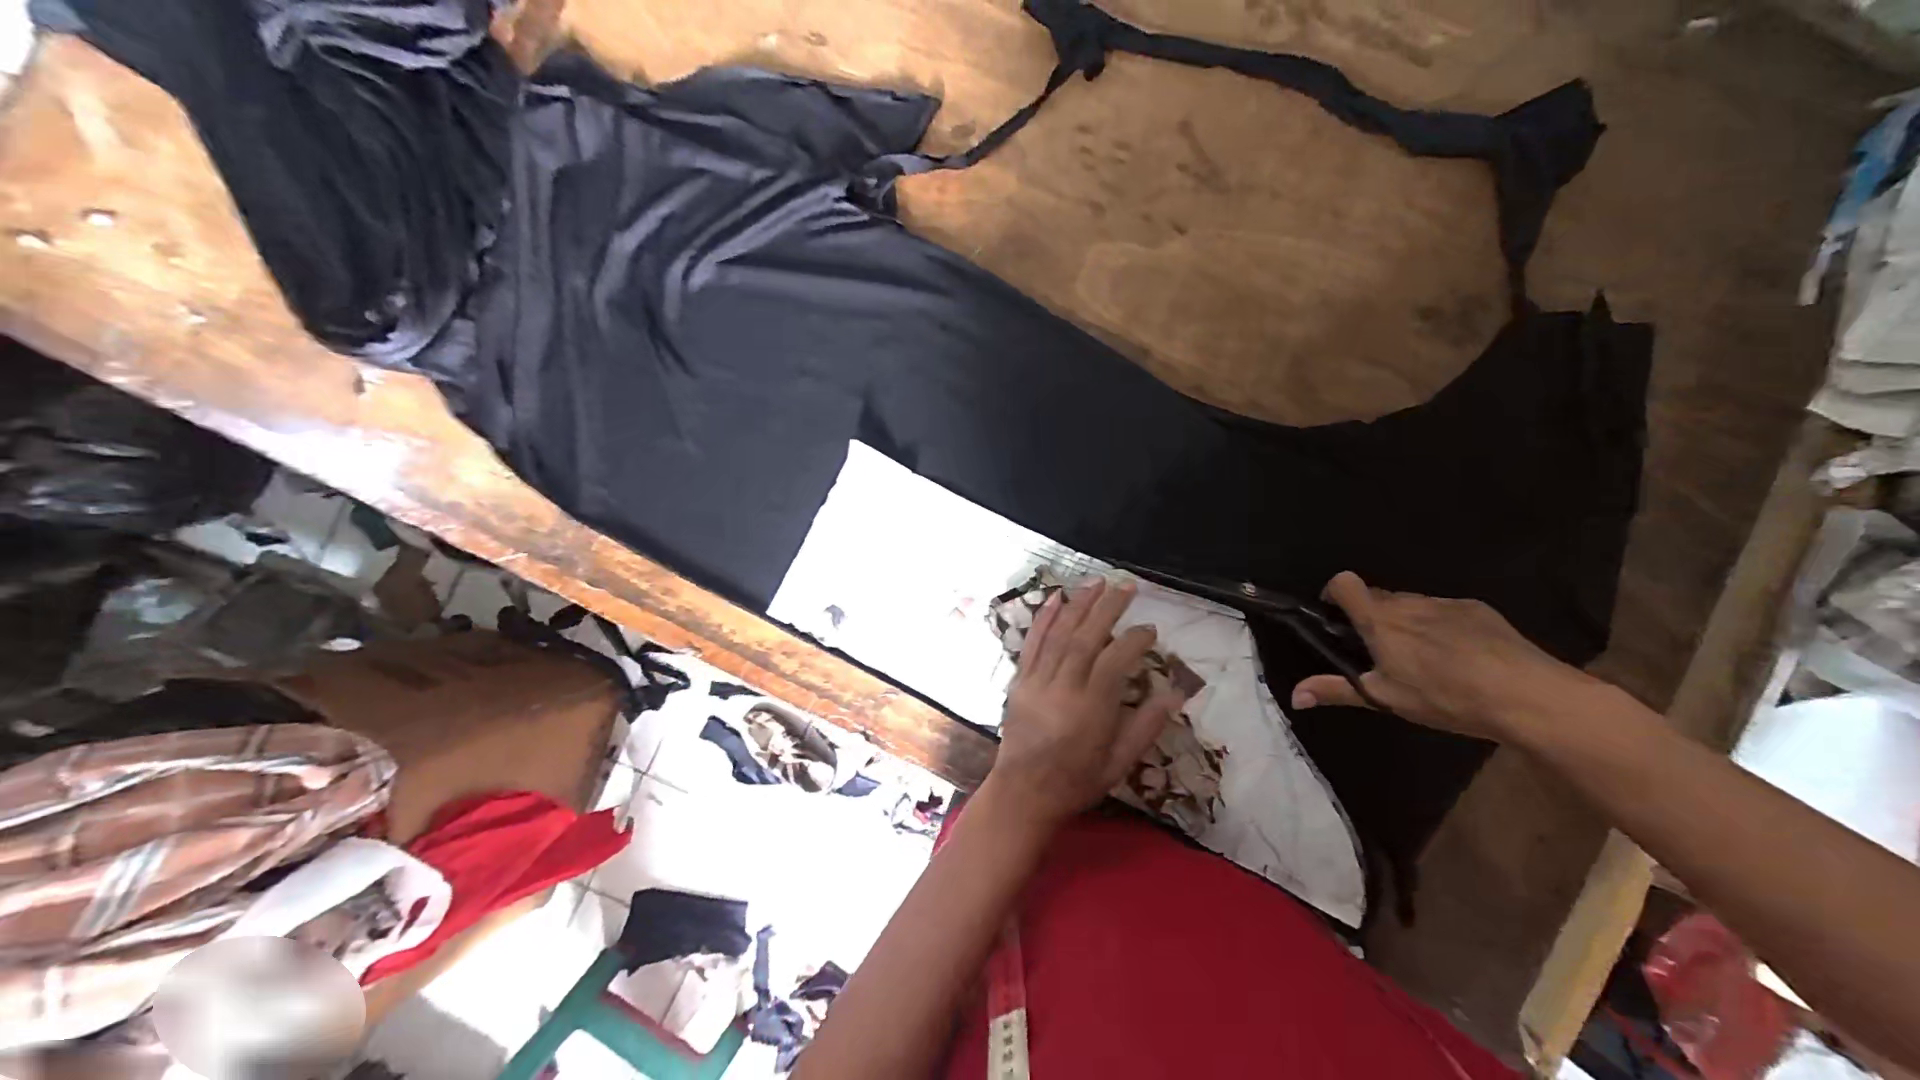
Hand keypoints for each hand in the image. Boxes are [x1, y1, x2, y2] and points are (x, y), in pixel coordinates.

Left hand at [983, 578, 1187, 828]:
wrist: (1022, 793)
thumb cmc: (1076, 782)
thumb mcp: (1119, 763)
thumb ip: (1145, 726)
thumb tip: (1175, 693)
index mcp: (1090, 710)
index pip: (1114, 661)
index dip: (1134, 640)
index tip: (1150, 629)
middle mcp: (1061, 688)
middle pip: (1085, 637)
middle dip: (1107, 607)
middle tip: (1127, 586)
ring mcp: (1036, 682)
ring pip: (1059, 634)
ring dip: (1078, 604)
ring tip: (1097, 581)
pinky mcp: (1019, 681)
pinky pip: (1032, 644)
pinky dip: (1043, 619)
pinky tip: (1055, 598)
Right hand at [1289, 571, 1608, 742]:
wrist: (1527, 696)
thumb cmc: (1445, 697)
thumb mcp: (1386, 698)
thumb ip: (1337, 690)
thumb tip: (1294, 697)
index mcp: (1379, 620)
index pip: (1345, 583)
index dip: (1334, 592)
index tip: (1336, 615)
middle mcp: (1408, 603)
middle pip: (1378, 595)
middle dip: (1370, 614)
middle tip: (1378, 649)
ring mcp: (1446, 603)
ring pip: (1412, 603)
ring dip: (1405, 620)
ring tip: (1421, 656)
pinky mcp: (1478, 609)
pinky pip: (1444, 610)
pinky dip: (1438, 624)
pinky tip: (1458, 655)